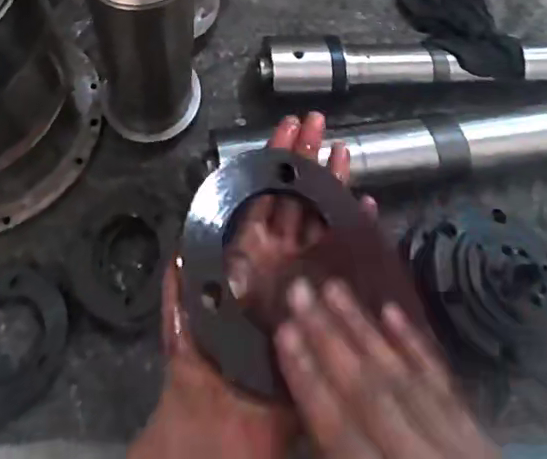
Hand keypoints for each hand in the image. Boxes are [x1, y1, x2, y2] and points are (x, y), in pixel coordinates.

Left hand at [128, 114, 374, 458]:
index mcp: (245, 256)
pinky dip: (355, 229)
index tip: (288, 130)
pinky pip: (342, 258)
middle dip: (305, 158)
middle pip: (294, 198)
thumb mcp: (185, 320)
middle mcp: (276, 259)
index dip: (275, 162)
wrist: (228, 425)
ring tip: (342, 149)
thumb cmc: (204, 370)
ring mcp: (302, 276)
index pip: (263, 198)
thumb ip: (181, 286)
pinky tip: (365, 205)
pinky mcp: (323, 299)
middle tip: (318, 122)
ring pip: (319, 218)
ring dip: (330, 183)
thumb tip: (181, 247)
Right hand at [275, 278, 496, 458]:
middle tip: (300, 289)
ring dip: (367, 331)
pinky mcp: (486, 446)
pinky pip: (446, 388)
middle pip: (374, 394)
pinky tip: (394, 313)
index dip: (311, 382)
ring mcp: (465, 454)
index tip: (283, 333)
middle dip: (331, 339)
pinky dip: (418, 349)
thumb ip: (349, 455)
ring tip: (336, 287)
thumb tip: (308, 434)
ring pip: (407, 379)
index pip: (344, 434)